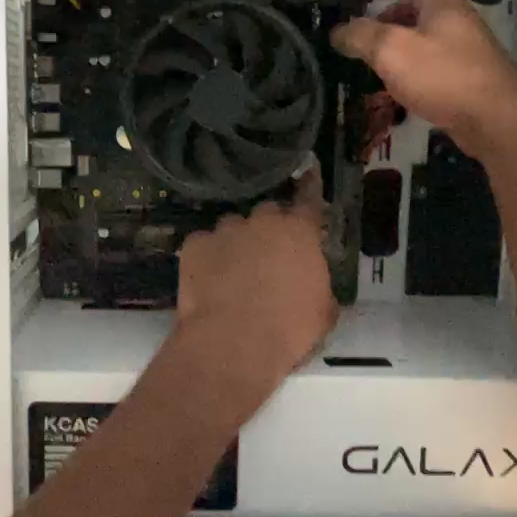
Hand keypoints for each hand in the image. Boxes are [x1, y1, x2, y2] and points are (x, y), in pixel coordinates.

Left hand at [176, 165, 335, 378]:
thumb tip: (313, 286)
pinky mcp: (194, 245)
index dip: (310, 187)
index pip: (309, 199)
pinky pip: (203, 244)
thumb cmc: (289, 330)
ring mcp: (224, 230)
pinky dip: (206, 257)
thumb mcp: (322, 313)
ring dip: (235, 242)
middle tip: (267, 253)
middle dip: (269, 227)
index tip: (309, 174)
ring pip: (232, 227)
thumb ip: (319, 287)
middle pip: (266, 212)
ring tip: (232, 271)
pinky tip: (207, 280)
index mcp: (299, 233)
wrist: (233, 342)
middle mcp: (261, 221)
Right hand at [332, 0, 516, 151]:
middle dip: (378, 6)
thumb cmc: (444, 76)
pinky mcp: (458, 70)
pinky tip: (387, 78)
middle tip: (351, 22)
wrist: (496, 119)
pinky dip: (400, 58)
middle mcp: (450, 15)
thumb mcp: (394, 50)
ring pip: (415, 29)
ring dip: (387, 35)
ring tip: (363, 54)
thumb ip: (362, 36)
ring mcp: (457, 43)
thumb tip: (338, 31)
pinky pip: (422, 54)